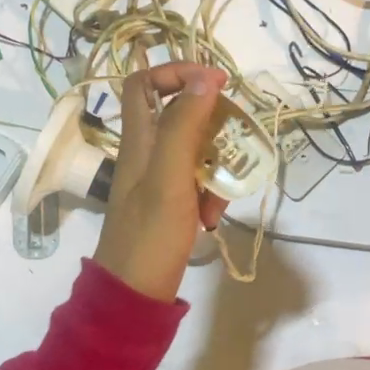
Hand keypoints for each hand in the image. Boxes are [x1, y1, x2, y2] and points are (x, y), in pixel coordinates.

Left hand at [93, 63, 229, 302]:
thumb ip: (184, 126)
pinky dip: (209, 196)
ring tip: (222, 193)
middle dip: (210, 126)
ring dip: (215, 167)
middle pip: (178, 117)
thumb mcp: (170, 177)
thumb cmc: (150, 235)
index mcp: (138, 141)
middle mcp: (145, 155)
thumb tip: (205, 78)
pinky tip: (212, 220)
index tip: (218, 83)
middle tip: (234, 141)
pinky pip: (196, 185)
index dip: (177, 74)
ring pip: (193, 153)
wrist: (135, 295)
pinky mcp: (169, 207)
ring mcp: (156, 182)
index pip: (144, 84)